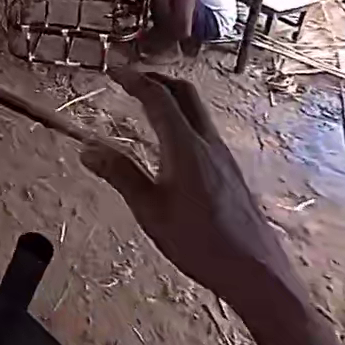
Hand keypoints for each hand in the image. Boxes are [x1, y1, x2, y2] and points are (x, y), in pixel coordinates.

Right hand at [80, 67, 306, 316]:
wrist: (257, 274)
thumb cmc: (199, 243)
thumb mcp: (149, 210)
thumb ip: (120, 175)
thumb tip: (87, 149)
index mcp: (185, 147)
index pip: (158, 99)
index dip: (134, 79)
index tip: (113, 70)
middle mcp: (208, 143)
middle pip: (185, 94)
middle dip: (156, 78)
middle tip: (130, 78)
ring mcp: (223, 156)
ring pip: (196, 110)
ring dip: (170, 96)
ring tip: (145, 101)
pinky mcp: (229, 171)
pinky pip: (202, 128)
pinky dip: (180, 117)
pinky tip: (168, 138)